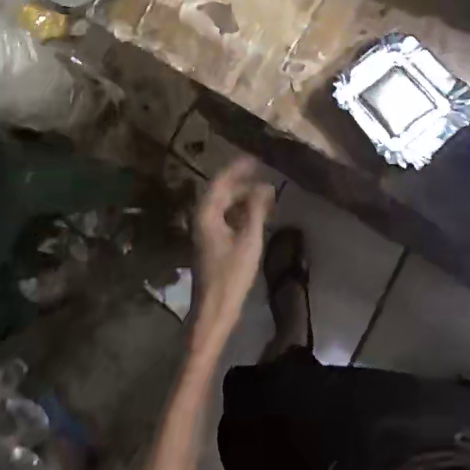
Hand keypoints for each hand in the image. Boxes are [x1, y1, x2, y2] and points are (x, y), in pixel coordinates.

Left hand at [192, 158, 274, 343]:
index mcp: (206, 213)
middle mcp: (202, 217)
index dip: (238, 168)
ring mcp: (205, 230)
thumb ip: (256, 210)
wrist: (213, 310)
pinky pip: (226, 217)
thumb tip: (265, 186)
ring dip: (244, 198)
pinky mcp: (211, 242)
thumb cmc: (231, 276)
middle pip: (222, 191)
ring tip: (267, 195)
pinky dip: (241, 212)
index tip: (256, 158)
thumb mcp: (249, 240)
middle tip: (266, 177)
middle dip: (244, 183)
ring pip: (225, 205)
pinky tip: (257, 215)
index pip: (221, 180)